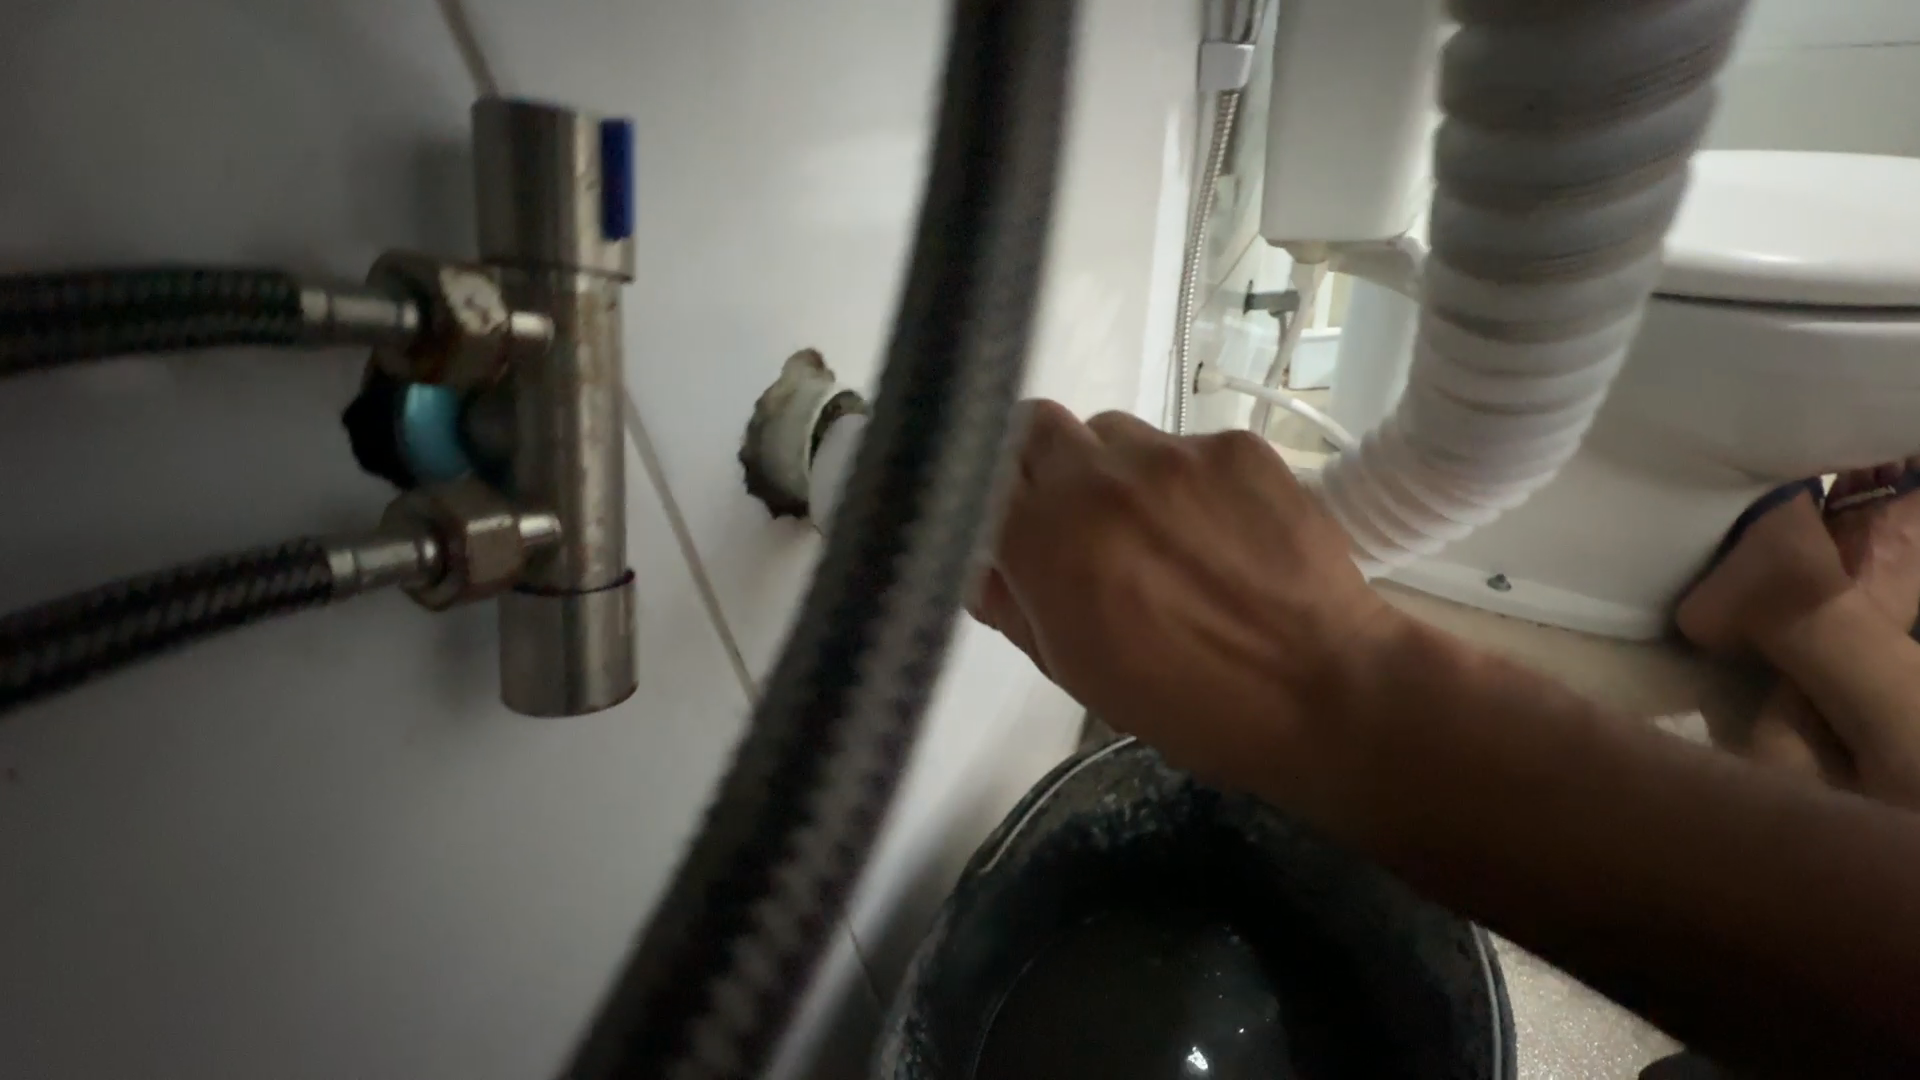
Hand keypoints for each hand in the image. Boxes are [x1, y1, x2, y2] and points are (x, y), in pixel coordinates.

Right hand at [969, 401, 1399, 791]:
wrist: (1320, 689)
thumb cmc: (1181, 700)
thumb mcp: (1071, 667)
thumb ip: (1010, 604)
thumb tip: (982, 563)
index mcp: (1047, 542)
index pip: (977, 472)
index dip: (984, 495)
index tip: (1001, 517)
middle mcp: (1099, 479)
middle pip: (1032, 423)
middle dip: (1034, 460)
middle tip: (1063, 507)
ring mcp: (1171, 454)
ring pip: (1106, 429)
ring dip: (1106, 467)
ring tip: (1147, 522)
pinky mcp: (1234, 445)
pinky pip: (1177, 442)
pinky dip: (1174, 476)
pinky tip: (1209, 526)